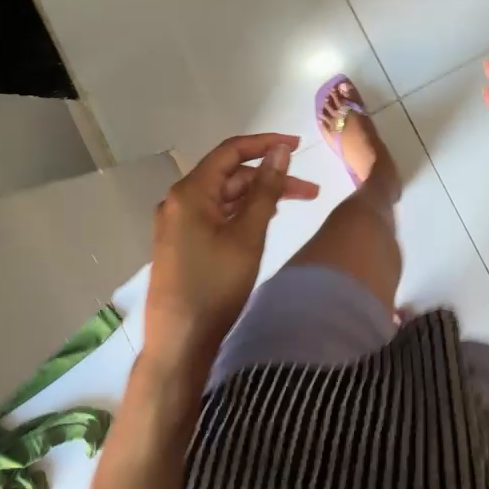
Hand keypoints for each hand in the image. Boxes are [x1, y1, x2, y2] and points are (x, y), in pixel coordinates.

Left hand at [140, 134, 318, 366]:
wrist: (179, 344)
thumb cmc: (215, 286)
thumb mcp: (248, 235)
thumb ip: (266, 189)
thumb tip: (280, 151)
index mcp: (190, 192)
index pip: (231, 151)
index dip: (266, 144)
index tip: (299, 147)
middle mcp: (179, 201)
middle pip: (231, 175)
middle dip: (270, 177)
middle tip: (310, 190)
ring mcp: (178, 224)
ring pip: (225, 197)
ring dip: (259, 196)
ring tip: (296, 205)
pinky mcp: (182, 244)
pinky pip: (216, 215)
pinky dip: (243, 213)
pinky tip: (265, 221)